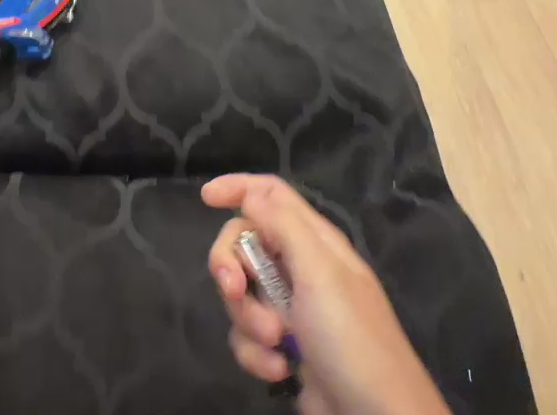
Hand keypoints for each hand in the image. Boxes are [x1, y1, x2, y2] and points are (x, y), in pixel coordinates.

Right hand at [204, 174, 448, 414]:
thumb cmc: (351, 338)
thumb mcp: (319, 272)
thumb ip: (282, 224)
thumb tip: (250, 192)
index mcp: (314, 240)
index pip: (271, 193)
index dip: (238, 187)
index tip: (205, 198)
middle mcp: (300, 267)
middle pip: (244, 242)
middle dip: (231, 266)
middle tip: (235, 289)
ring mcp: (289, 308)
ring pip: (240, 292)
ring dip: (247, 319)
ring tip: (275, 342)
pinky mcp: (280, 345)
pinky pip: (245, 334)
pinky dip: (254, 352)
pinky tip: (278, 369)